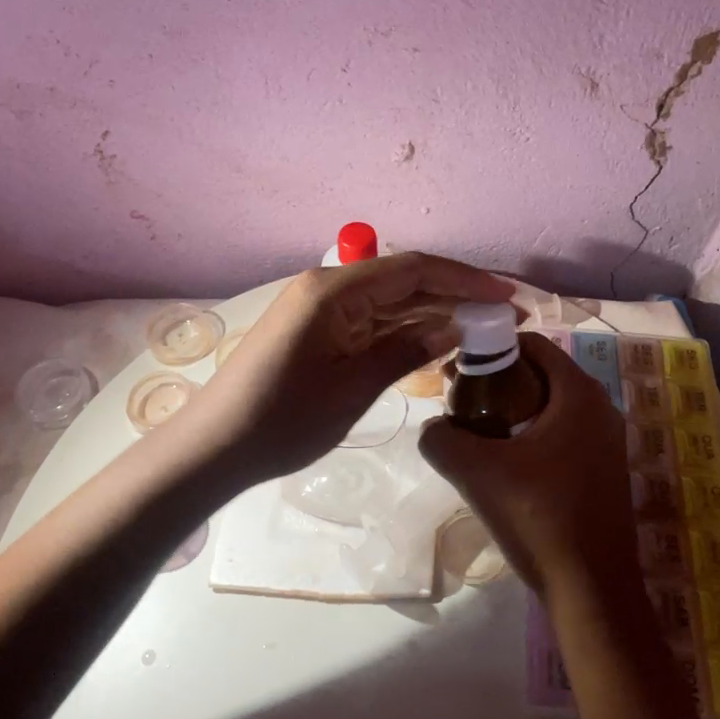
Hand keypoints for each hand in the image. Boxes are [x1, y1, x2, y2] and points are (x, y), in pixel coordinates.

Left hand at [189, 253, 514, 481]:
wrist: (212, 449)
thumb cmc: (282, 420)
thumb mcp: (353, 389)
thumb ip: (405, 352)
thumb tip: (454, 328)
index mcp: (335, 290)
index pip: (414, 269)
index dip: (465, 279)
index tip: (507, 295)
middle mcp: (330, 288)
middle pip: (406, 280)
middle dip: (457, 295)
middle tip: (506, 316)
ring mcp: (323, 309)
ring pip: (393, 301)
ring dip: (436, 312)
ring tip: (485, 329)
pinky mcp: (319, 331)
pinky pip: (374, 321)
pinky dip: (407, 330)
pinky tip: (439, 340)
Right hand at [419, 332, 641, 595]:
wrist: (592, 591)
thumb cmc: (539, 517)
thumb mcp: (477, 472)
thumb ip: (442, 439)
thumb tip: (432, 427)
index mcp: (579, 393)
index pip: (531, 344)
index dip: (491, 349)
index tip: (457, 372)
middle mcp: (601, 407)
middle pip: (540, 374)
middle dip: (498, 382)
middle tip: (461, 405)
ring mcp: (608, 441)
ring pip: (551, 407)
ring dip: (514, 412)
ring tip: (478, 437)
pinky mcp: (605, 470)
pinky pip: (563, 434)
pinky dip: (533, 437)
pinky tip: (507, 468)